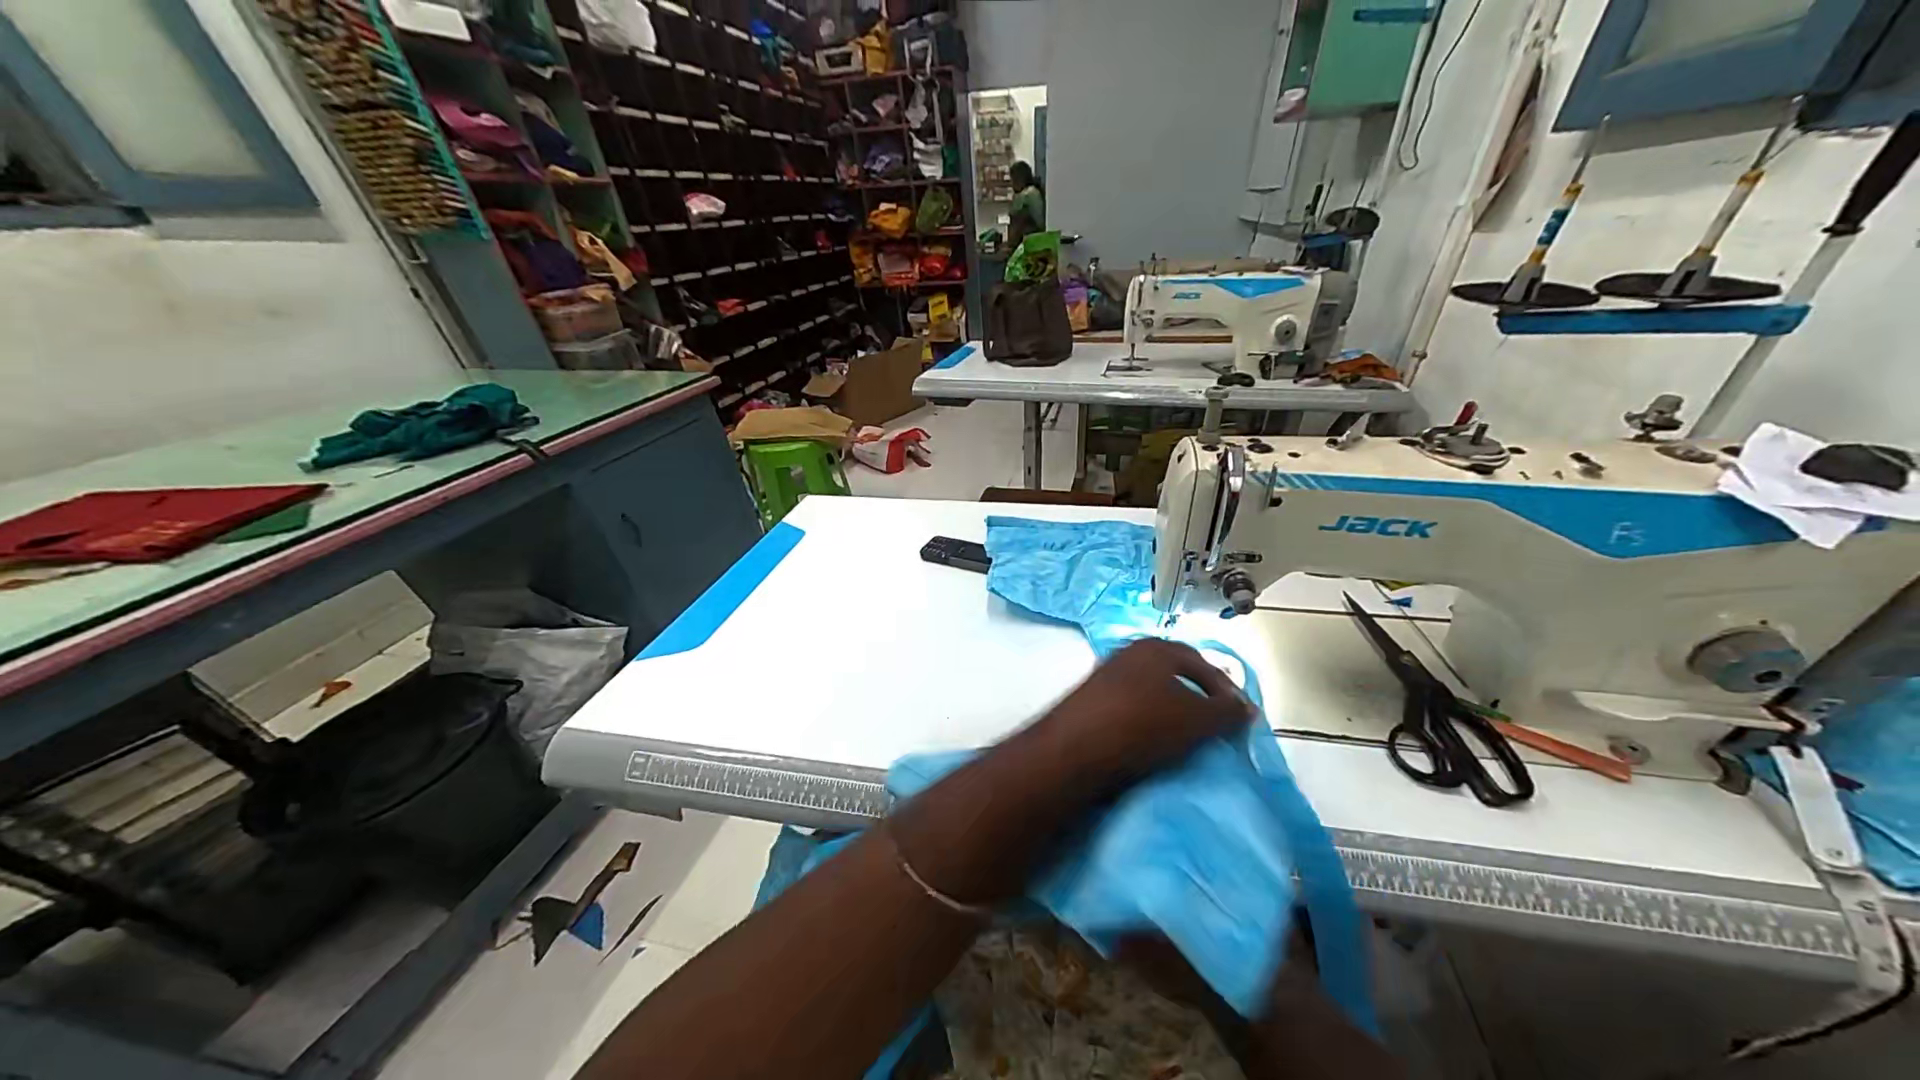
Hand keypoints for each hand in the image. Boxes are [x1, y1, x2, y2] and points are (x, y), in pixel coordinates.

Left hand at [1030, 638, 1252, 784]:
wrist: (1074, 749)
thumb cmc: (1141, 725)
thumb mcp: (1196, 720)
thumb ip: (1226, 711)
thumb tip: (1245, 706)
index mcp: (1156, 647)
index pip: (1204, 664)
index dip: (1226, 691)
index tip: (1240, 718)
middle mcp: (1129, 653)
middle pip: (1176, 676)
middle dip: (1199, 700)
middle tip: (1216, 729)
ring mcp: (1106, 676)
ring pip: (1152, 693)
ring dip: (1172, 713)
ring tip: (1188, 741)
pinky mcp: (1090, 701)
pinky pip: (1131, 708)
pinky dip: (1148, 722)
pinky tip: (1153, 744)